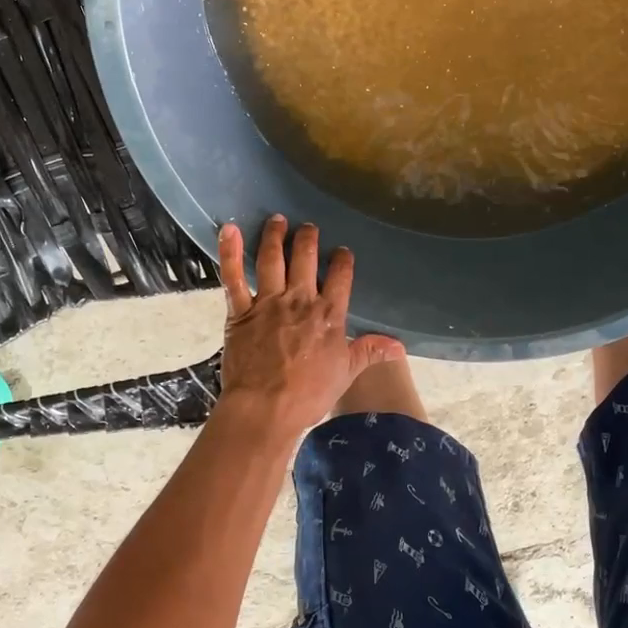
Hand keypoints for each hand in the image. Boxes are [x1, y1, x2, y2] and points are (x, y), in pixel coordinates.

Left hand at [213, 216, 403, 438]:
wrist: (266, 408)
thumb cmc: (308, 394)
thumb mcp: (346, 373)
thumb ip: (370, 351)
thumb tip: (399, 345)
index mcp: (329, 314)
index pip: (340, 276)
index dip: (342, 260)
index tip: (342, 251)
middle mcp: (300, 300)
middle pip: (305, 258)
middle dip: (308, 238)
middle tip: (308, 227)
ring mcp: (268, 302)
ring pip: (272, 259)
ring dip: (275, 236)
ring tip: (278, 220)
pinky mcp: (241, 311)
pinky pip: (233, 277)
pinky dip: (229, 252)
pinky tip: (228, 230)